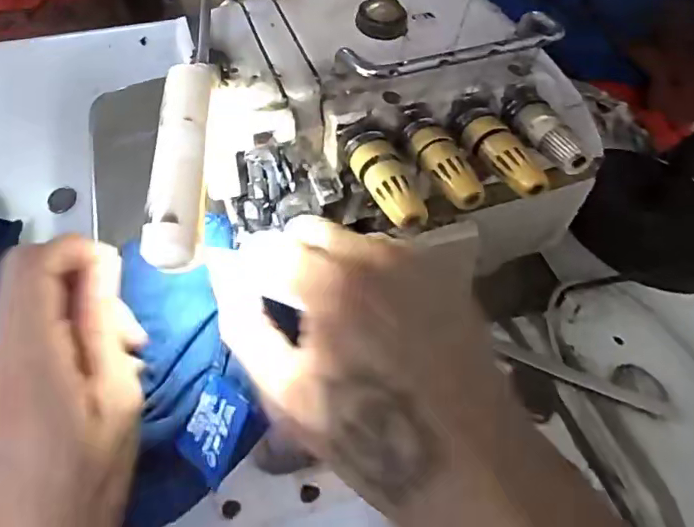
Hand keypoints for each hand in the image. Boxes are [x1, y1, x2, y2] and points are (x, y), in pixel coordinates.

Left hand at [0, 236, 146, 526]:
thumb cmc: (81, 480)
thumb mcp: (115, 400)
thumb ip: (104, 325)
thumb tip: (100, 267)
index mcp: (28, 346)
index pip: (37, 259)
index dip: (79, 250)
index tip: (116, 279)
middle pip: (23, 266)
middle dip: (76, 270)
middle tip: (115, 314)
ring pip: (26, 293)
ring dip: (72, 300)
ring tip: (116, 348)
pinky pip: (25, 324)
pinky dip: (59, 324)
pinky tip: (92, 367)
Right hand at [209, 217, 613, 525]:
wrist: (470, 463)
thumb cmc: (368, 439)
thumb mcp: (286, 395)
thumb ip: (243, 324)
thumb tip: (222, 269)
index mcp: (326, 282)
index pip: (264, 246)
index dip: (249, 273)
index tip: (252, 299)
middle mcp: (369, 253)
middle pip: (304, 229)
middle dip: (287, 258)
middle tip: (293, 308)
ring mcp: (410, 256)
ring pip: (345, 238)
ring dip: (328, 261)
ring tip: (339, 316)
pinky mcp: (439, 269)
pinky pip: (384, 251)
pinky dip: (368, 270)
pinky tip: (379, 316)